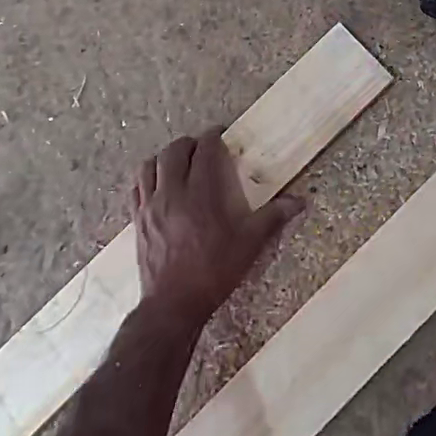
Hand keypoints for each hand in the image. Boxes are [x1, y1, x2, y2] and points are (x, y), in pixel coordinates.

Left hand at [131, 128, 304, 327]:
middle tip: (202, 146)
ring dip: (164, 157)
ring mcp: (150, 206)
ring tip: (178, 161)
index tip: (220, 133)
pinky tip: (157, 183)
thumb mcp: (250, 244)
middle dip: (189, 143)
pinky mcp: (137, 220)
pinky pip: (136, 187)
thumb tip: (299, 202)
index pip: (205, 152)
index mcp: (202, 194)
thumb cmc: (215, 271)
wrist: (174, 303)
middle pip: (174, 152)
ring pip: (149, 166)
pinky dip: (147, 177)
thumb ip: (273, 218)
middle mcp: (172, 193)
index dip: (213, 137)